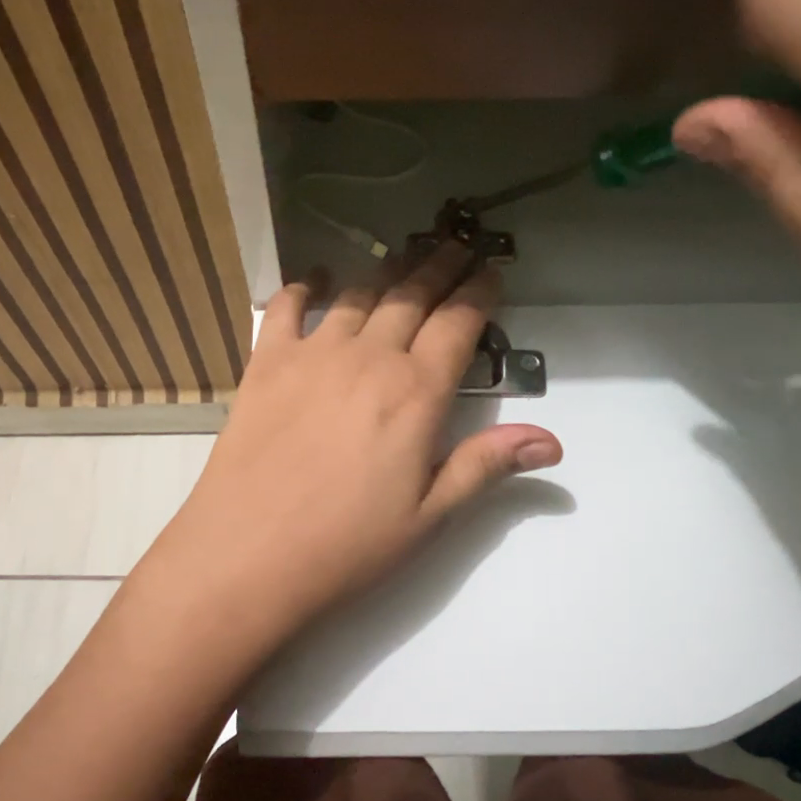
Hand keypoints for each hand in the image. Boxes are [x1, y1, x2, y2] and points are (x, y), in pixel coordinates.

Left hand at [147, 245, 561, 635]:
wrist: (247, 555)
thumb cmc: (348, 545)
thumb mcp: (429, 516)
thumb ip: (486, 465)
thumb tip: (552, 440)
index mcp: (416, 392)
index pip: (458, 323)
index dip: (479, 291)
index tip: (492, 270)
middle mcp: (368, 358)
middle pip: (412, 297)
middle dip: (439, 267)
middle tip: (457, 246)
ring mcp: (312, 354)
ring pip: (357, 295)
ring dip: (386, 271)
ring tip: (403, 257)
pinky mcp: (265, 364)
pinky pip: (286, 307)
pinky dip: (303, 285)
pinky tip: (314, 277)